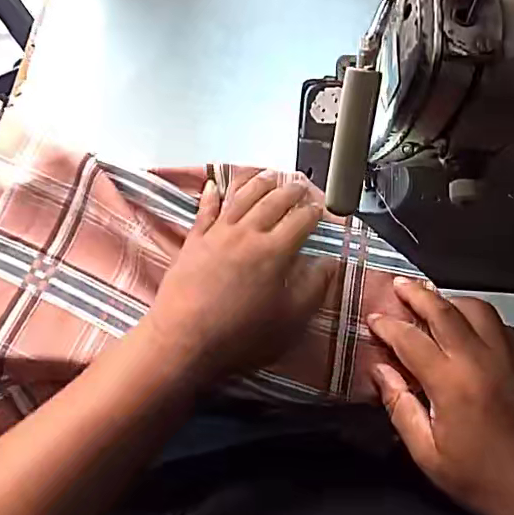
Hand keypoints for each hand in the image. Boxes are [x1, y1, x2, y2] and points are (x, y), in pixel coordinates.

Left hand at [140, 170, 334, 382]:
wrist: (184, 339)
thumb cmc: (240, 335)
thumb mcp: (290, 320)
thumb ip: (313, 288)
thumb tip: (329, 263)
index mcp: (274, 251)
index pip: (301, 221)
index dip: (314, 212)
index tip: (321, 208)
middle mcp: (247, 233)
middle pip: (273, 202)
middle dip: (290, 191)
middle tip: (301, 185)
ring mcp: (218, 233)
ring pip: (242, 198)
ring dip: (258, 183)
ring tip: (269, 174)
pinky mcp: (194, 240)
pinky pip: (206, 210)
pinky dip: (212, 195)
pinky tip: (214, 185)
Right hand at [368, 280, 513, 514]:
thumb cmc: (485, 482)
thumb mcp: (428, 455)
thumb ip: (400, 407)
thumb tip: (380, 373)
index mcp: (452, 384)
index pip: (410, 338)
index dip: (387, 326)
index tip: (375, 321)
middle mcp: (481, 362)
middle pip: (444, 310)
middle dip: (417, 294)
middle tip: (400, 286)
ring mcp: (510, 360)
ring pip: (478, 309)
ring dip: (452, 300)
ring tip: (434, 302)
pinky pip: (503, 326)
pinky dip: (483, 319)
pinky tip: (473, 328)